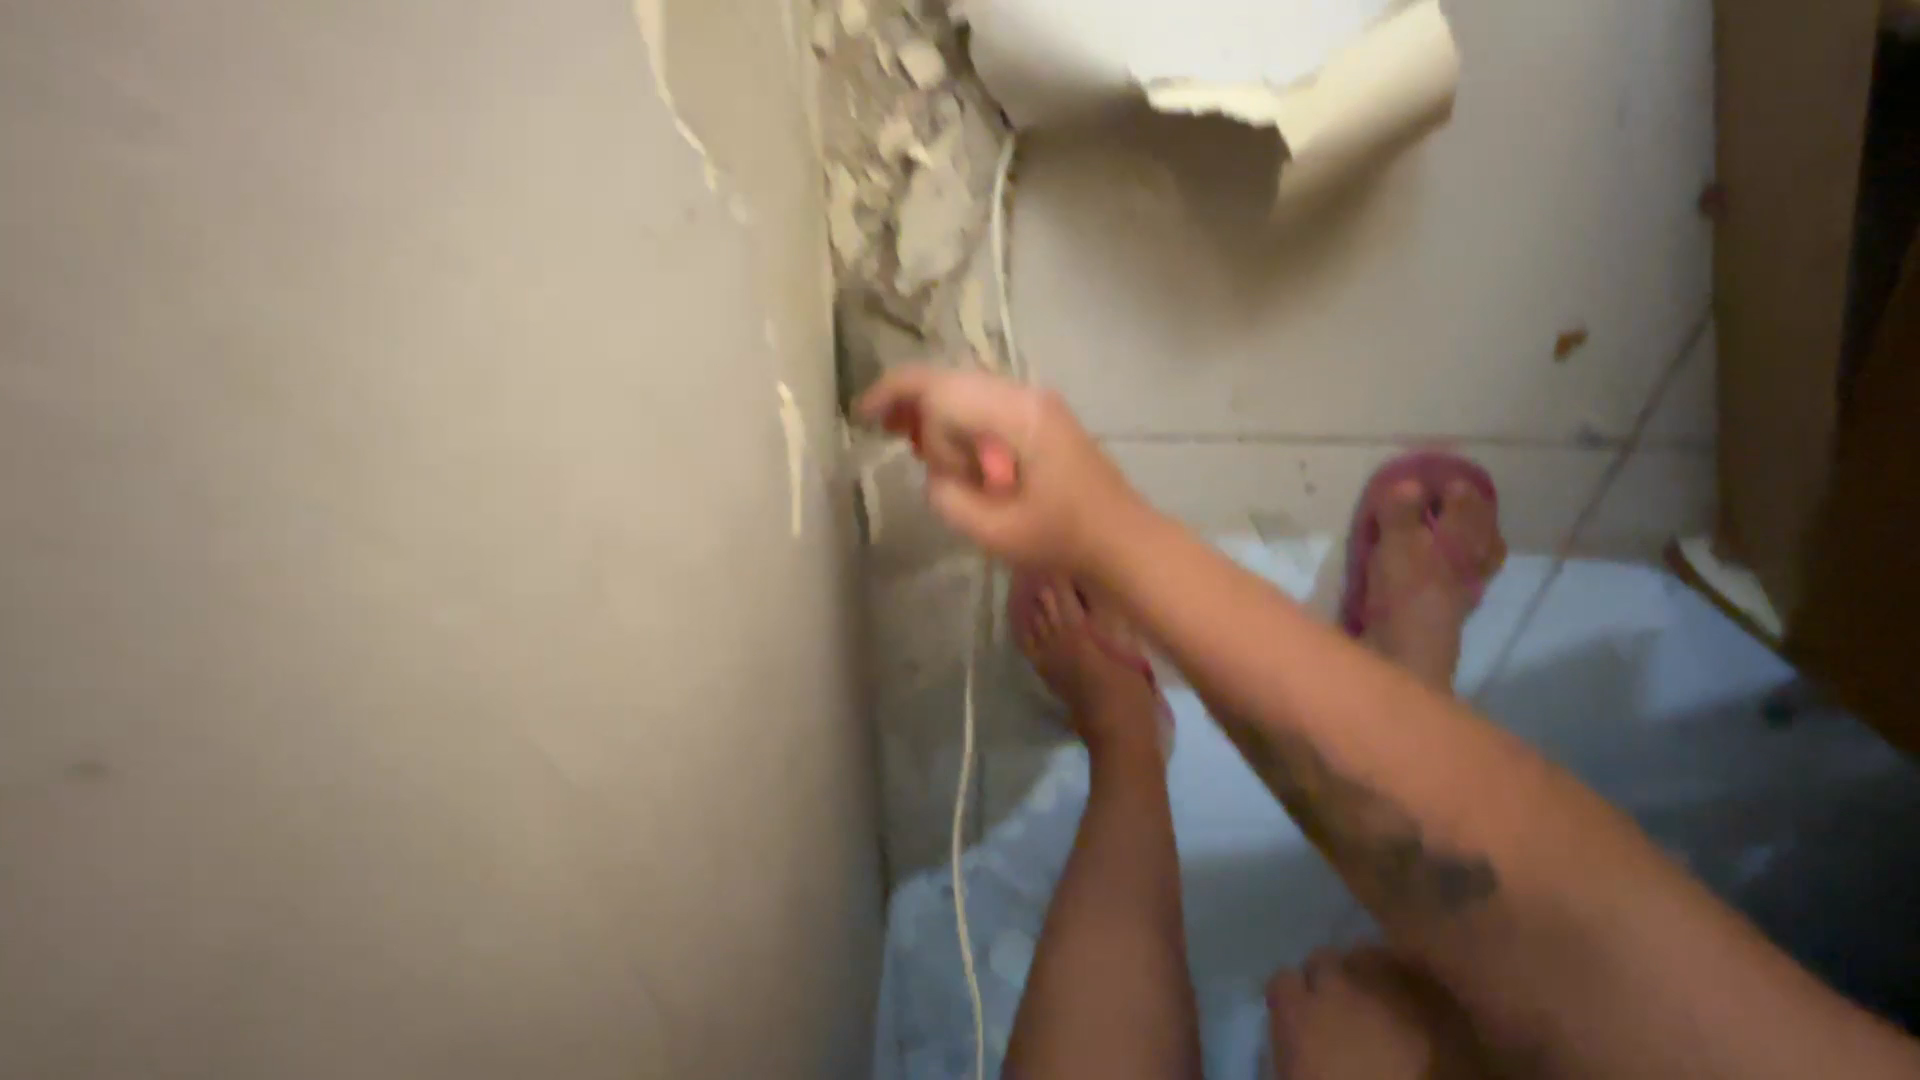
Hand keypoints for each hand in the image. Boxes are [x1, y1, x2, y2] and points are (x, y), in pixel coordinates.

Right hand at [856, 365, 1144, 570]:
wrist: (1122, 539)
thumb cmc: (1061, 538)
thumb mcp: (993, 529)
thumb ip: (947, 494)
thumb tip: (934, 471)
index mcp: (1017, 416)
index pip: (941, 390)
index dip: (895, 397)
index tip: (864, 417)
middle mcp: (1025, 396)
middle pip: (951, 381)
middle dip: (913, 403)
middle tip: (882, 429)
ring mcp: (1036, 403)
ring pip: (967, 390)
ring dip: (936, 414)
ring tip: (911, 442)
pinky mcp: (1041, 418)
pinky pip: (986, 406)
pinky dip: (959, 421)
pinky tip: (947, 446)